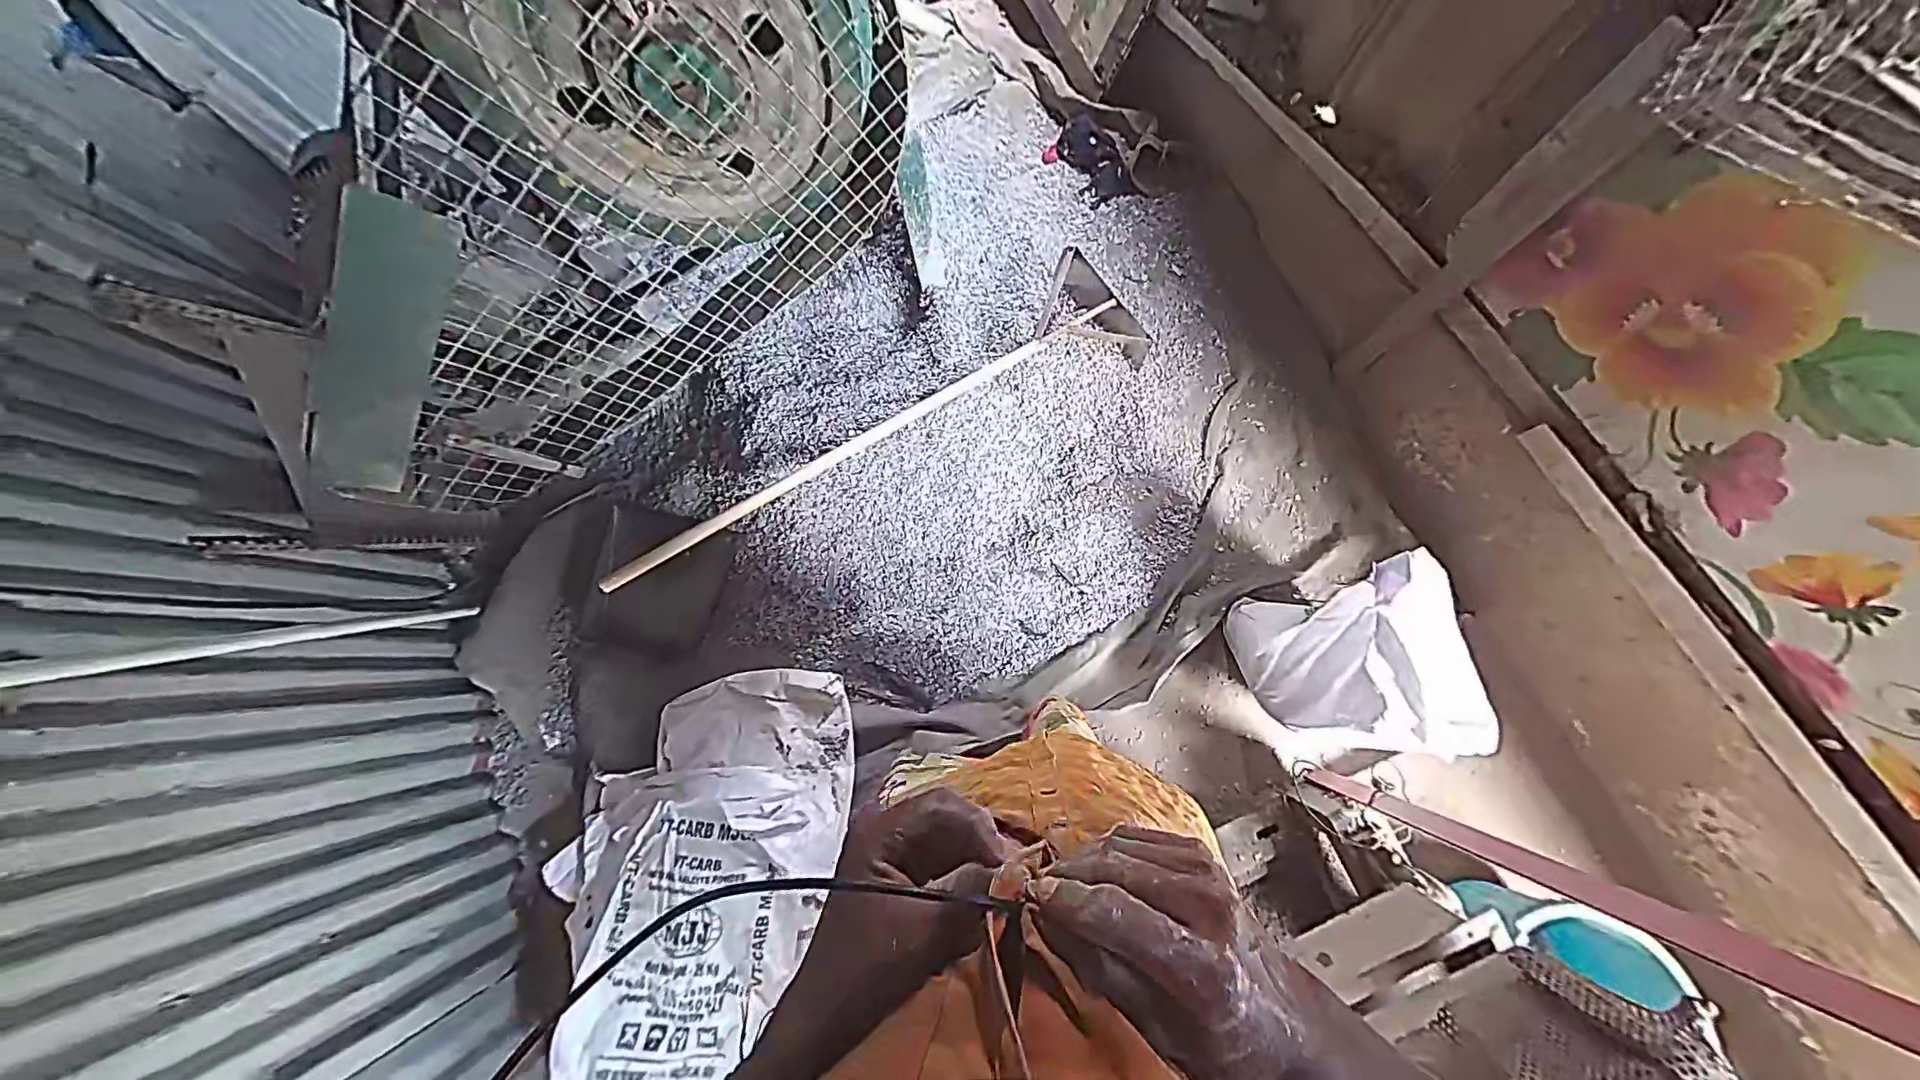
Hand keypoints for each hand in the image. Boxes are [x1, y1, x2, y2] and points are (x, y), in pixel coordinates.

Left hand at [735, 788, 1011, 1079]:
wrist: (827, 1014)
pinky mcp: (901, 877)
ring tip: (997, 887)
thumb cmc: (866, 969)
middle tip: (1008, 872)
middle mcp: (886, 830)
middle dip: (981, 840)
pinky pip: (942, 861)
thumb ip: (969, 895)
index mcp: (881, 831)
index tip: (1006, 863)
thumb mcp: (924, 932)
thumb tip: (1014, 871)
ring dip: (976, 858)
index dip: (979, 826)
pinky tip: (977, 901)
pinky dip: (964, 876)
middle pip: (947, 815)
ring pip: (948, 838)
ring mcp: (892, 852)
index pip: (942, 804)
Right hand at [1032, 825, 1426, 1079]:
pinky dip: (1106, 849)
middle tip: (1038, 888)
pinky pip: (1134, 835)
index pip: (1115, 911)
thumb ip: (1096, 966)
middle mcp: (1209, 907)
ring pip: (1118, 845)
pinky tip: (1098, 872)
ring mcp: (1208, 872)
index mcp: (1202, 967)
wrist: (1275, 1011)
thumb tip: (1046, 918)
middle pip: (1112, 868)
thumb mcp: (1153, 1025)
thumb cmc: (1218, 1032)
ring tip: (1065, 884)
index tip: (1034, 896)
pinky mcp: (1201, 853)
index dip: (1065, 899)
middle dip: (1067, 875)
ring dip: (1082, 860)